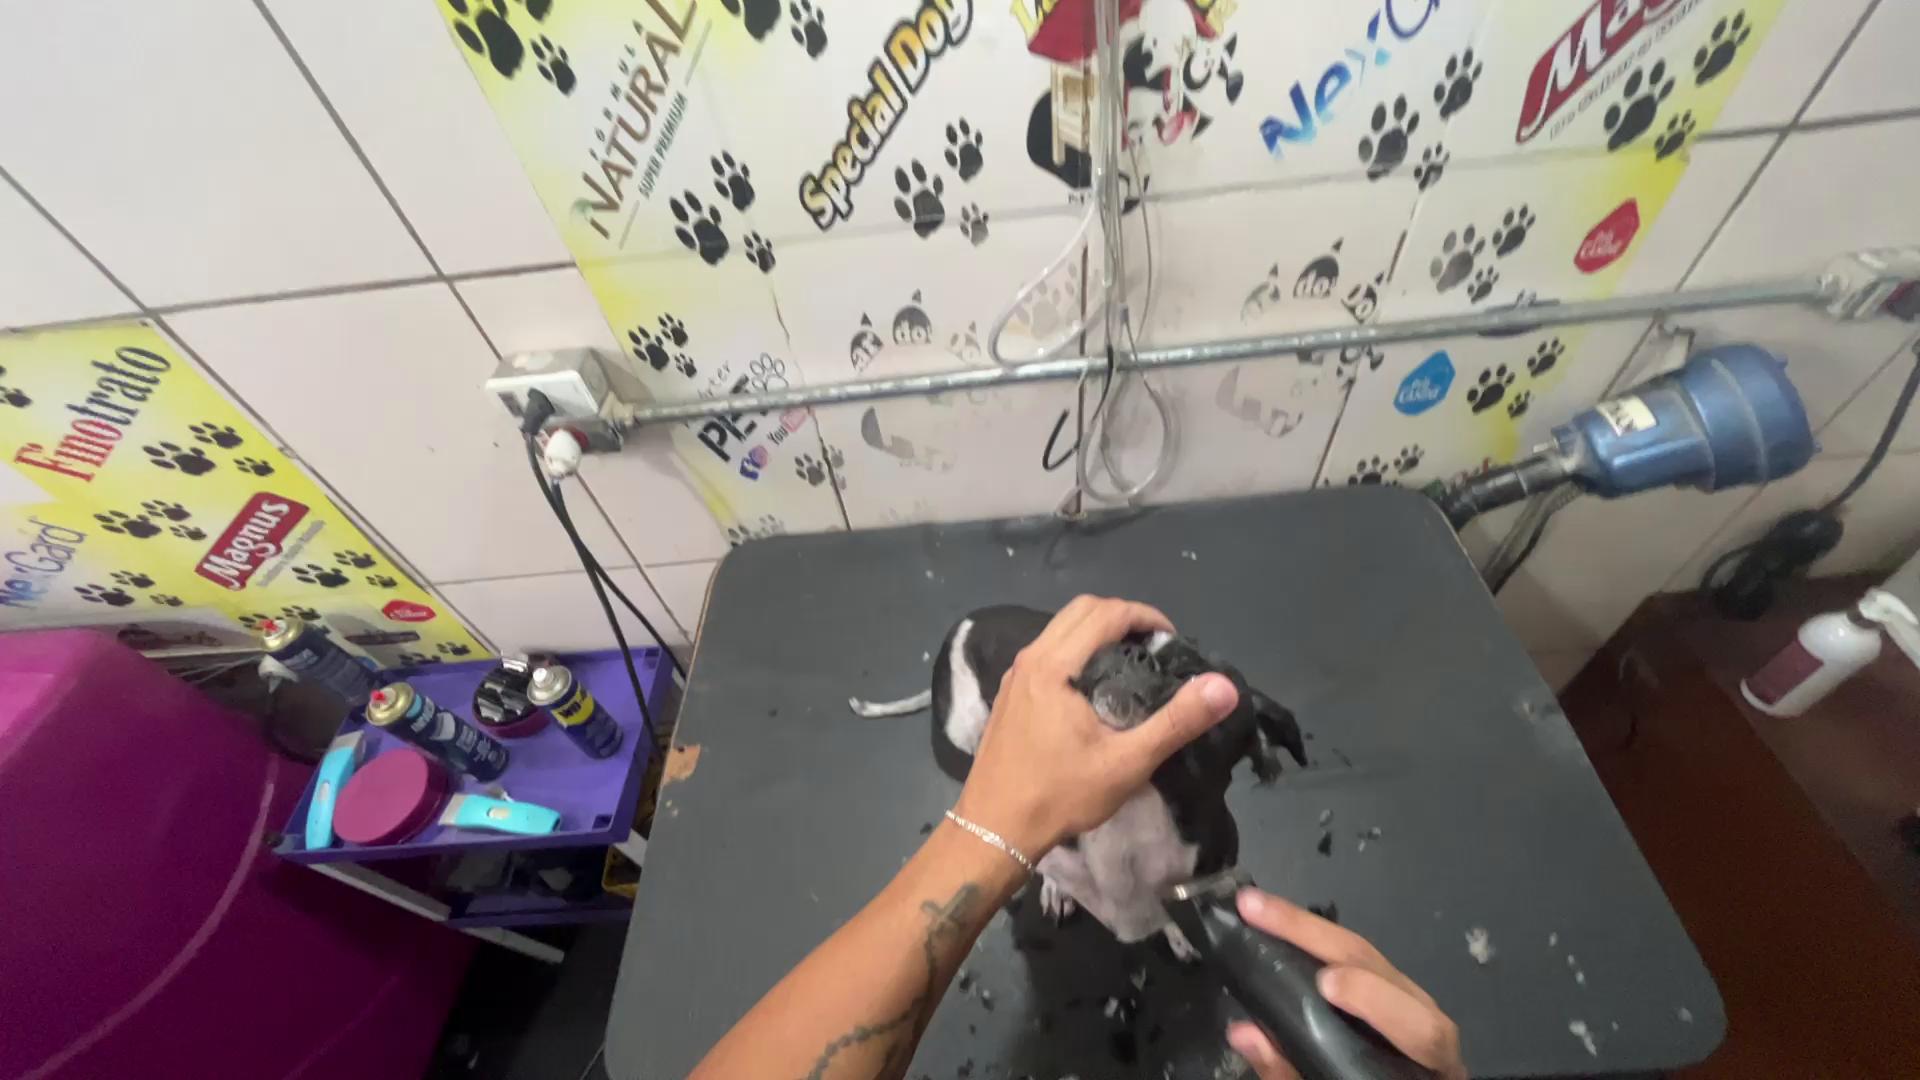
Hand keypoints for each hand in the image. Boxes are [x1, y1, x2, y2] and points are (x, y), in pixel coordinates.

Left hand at [951, 595, 1240, 858]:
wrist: (994, 827)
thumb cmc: (1060, 794)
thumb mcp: (1127, 762)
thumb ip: (1177, 721)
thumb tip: (1224, 685)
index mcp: (1053, 665)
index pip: (1104, 613)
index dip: (1144, 616)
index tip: (1172, 640)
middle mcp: (1030, 658)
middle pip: (1080, 610)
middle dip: (1122, 616)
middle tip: (1155, 646)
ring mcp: (1015, 674)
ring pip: (1060, 628)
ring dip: (1098, 630)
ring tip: (1133, 661)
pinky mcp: (1011, 692)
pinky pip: (1048, 650)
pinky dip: (1077, 648)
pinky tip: (1097, 684)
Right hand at [1226, 890, 1466, 1079]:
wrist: (1384, 1077)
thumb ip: (1289, 1074)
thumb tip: (1242, 1033)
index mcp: (1430, 1065)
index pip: (1422, 1031)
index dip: (1375, 1002)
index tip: (1325, 984)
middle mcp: (1424, 1020)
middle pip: (1375, 965)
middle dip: (1311, 934)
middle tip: (1255, 910)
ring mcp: (1406, 997)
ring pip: (1361, 950)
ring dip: (1303, 925)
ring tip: (1256, 906)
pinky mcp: (1383, 984)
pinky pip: (1349, 953)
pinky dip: (1310, 934)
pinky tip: (1276, 920)